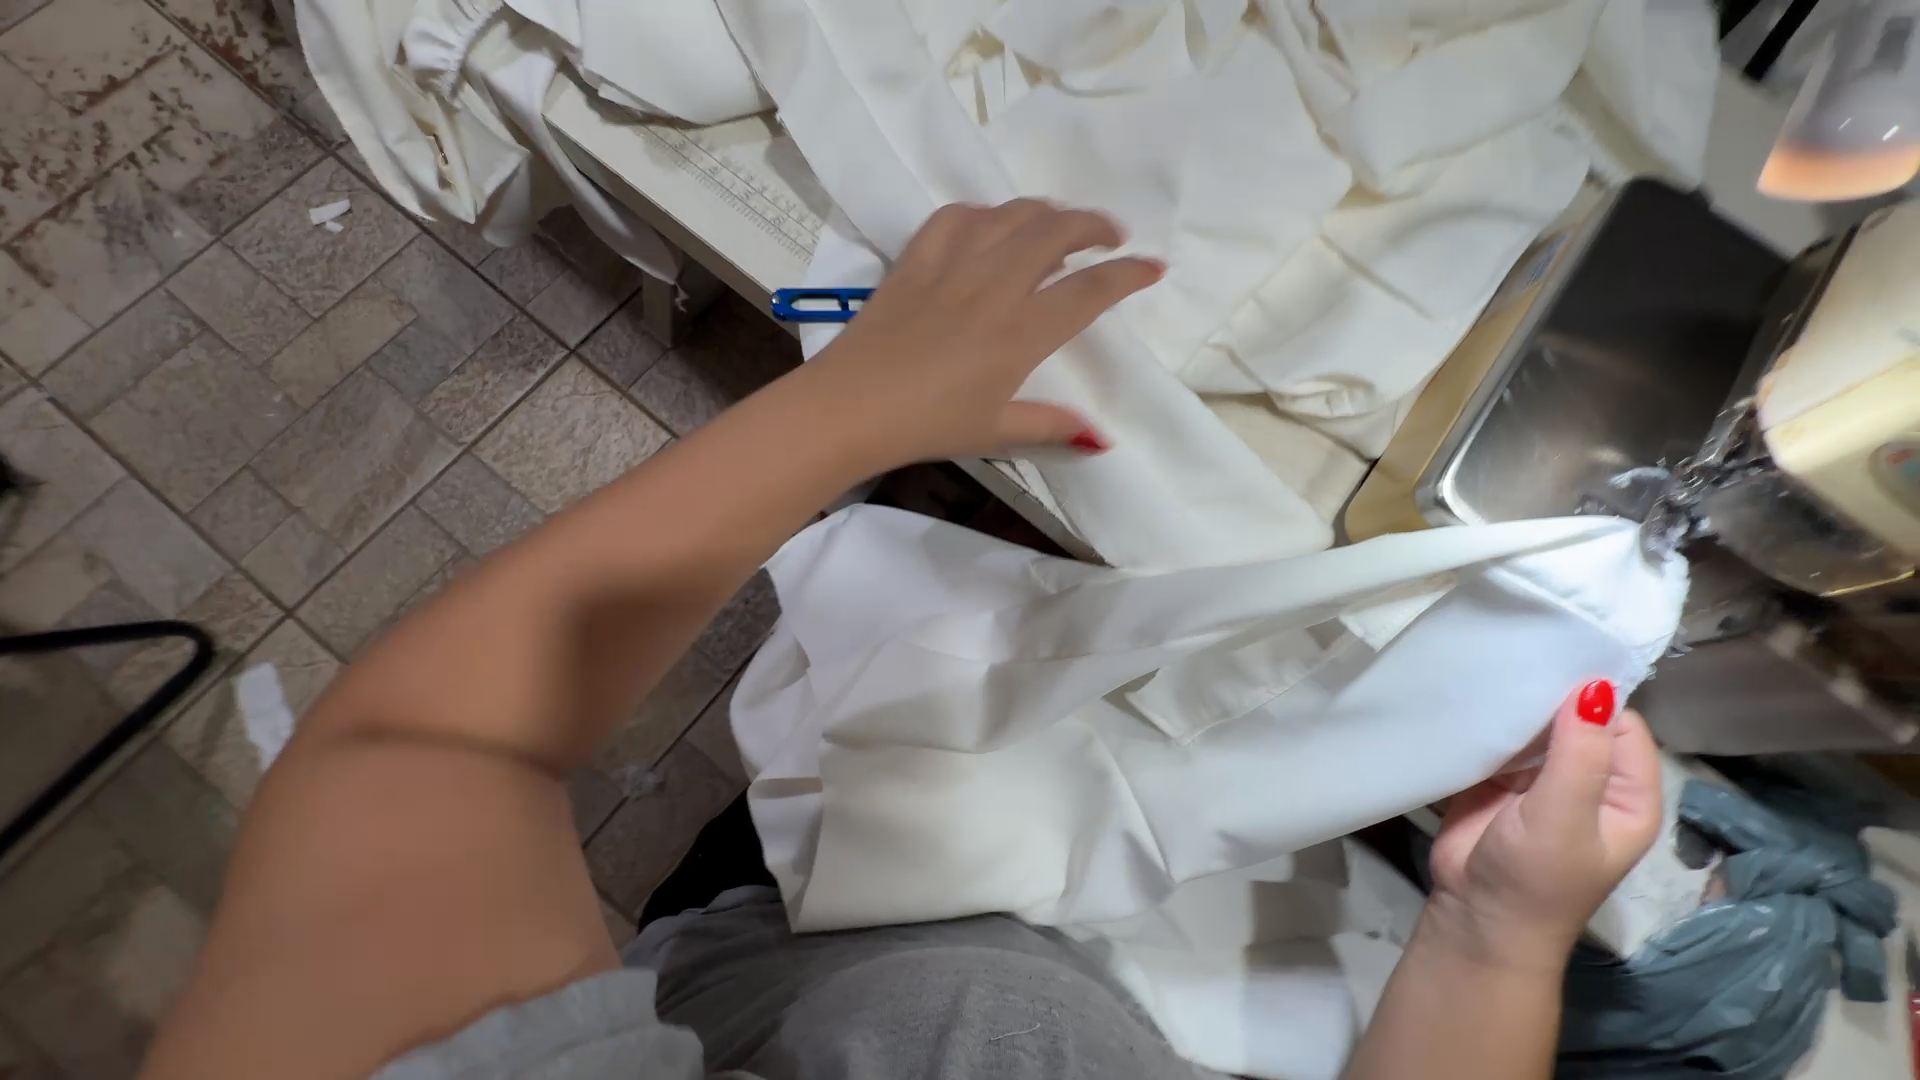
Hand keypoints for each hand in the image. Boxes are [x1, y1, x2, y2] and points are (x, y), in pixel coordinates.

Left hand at [804, 199, 1162, 462]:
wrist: (851, 407)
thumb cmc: (927, 425)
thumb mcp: (995, 432)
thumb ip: (1050, 425)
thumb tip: (1100, 438)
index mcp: (1022, 332)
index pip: (1090, 291)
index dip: (1129, 275)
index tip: (1152, 267)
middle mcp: (995, 285)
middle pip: (1056, 232)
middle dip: (1093, 225)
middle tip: (1108, 236)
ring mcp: (953, 265)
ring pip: (1010, 214)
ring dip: (1044, 211)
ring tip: (1057, 225)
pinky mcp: (915, 260)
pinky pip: (955, 217)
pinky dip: (982, 213)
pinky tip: (987, 224)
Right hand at [1423, 680, 1663, 971]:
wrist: (1478, 914)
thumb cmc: (1537, 875)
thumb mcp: (1565, 816)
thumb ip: (1580, 755)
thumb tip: (1594, 688)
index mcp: (1625, 795)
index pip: (1621, 727)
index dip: (1595, 696)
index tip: (1557, 660)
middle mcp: (1587, 782)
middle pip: (1574, 721)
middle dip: (1548, 693)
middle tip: (1514, 653)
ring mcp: (1537, 781)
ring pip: (1532, 728)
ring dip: (1513, 706)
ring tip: (1486, 668)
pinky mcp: (1493, 781)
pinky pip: (1494, 741)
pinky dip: (1484, 721)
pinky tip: (1465, 697)